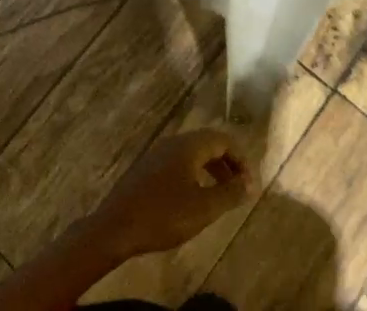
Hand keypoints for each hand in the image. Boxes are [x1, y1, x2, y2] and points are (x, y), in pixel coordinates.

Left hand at [82, 129, 253, 259]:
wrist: (116, 227)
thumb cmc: (163, 216)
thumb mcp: (203, 208)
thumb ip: (230, 193)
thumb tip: (249, 182)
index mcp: (187, 146)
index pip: (222, 139)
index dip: (241, 159)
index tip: (250, 184)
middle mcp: (171, 143)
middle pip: (207, 144)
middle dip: (227, 164)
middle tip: (240, 189)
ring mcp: (156, 155)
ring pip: (191, 154)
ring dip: (211, 170)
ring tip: (221, 196)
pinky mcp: (146, 169)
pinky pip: (178, 164)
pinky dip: (194, 175)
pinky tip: (194, 199)